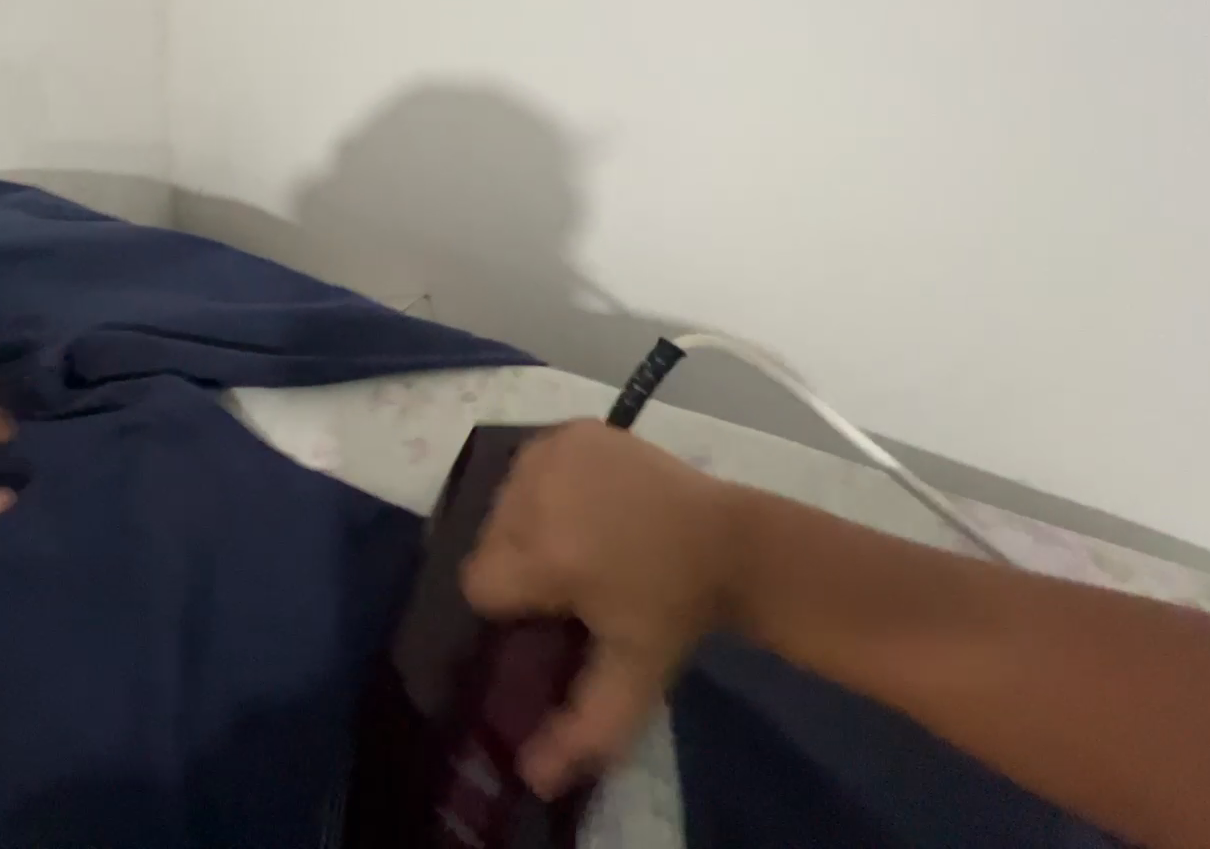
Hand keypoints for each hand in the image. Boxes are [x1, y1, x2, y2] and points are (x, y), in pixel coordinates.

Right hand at [461, 419, 749, 798]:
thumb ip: (582, 730)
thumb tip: (529, 778)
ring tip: (579, 532)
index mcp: (545, 554)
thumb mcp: (632, 675)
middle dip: (518, 560)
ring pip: (503, 499)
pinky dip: (543, 482)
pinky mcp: (570, 430)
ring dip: (528, 521)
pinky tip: (582, 497)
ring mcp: (552, 453)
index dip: (514, 602)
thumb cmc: (674, 608)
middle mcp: (535, 494)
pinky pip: (527, 463)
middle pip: (488, 539)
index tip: (555, 604)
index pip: (479, 583)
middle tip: (572, 571)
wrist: (730, 538)